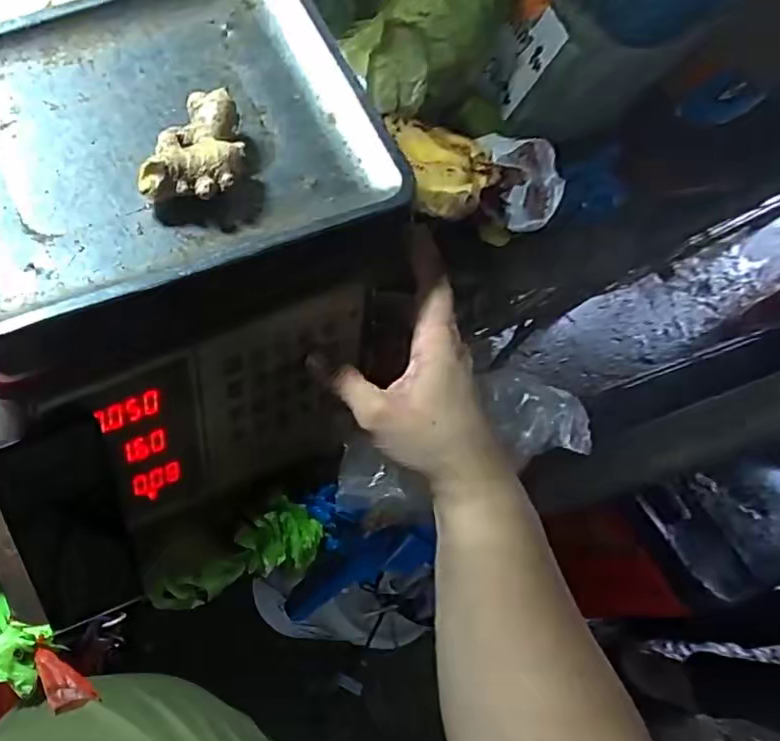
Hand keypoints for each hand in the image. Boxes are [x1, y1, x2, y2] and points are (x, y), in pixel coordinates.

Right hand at [312, 229, 509, 498]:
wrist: (467, 472)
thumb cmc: (427, 437)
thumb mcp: (376, 412)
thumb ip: (344, 382)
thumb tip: (312, 356)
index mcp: (436, 341)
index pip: (434, 287)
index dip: (423, 257)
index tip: (409, 230)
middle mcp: (446, 345)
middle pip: (423, 304)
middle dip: (395, 286)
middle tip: (360, 273)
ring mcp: (445, 365)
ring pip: (417, 329)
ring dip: (390, 316)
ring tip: (355, 307)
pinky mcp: (440, 383)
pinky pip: (413, 350)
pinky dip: (391, 342)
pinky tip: (366, 352)